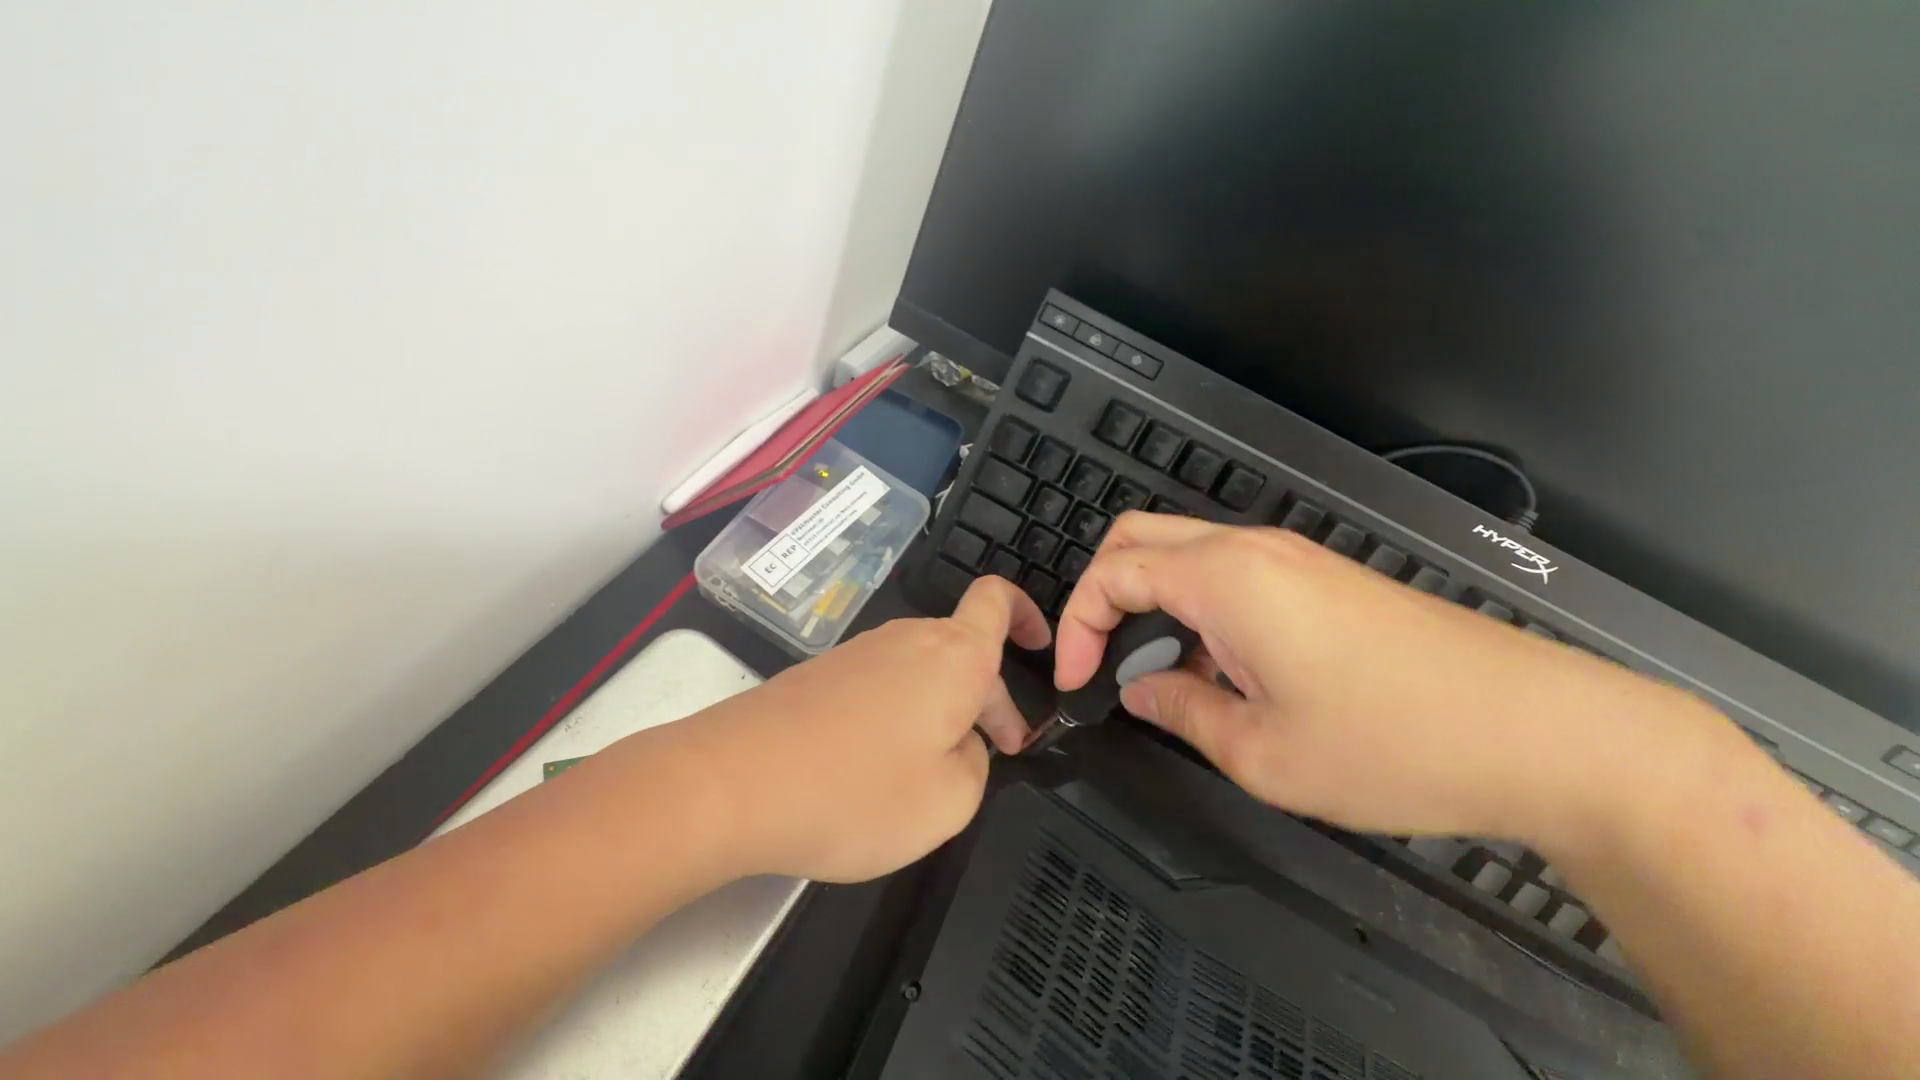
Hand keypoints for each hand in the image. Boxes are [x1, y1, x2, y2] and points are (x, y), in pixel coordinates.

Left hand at [688, 577, 1048, 882]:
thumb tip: (961, 743)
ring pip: (923, 672)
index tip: (1040, 648)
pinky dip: (899, 717)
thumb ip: (977, 766)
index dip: (1027, 615)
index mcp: (952, 656)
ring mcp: (858, 654)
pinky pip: (882, 686)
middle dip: (989, 698)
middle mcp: (907, 640)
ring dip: (944, 711)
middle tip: (999, 754)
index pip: (998, 601)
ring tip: (936, 773)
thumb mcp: (950, 801)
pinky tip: (879, 769)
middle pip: (964, 650)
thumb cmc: (855, 793)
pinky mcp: (820, 677)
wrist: (731, 783)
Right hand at [1053, 513, 1728, 842]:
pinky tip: (1228, 674)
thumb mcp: (1262, 754)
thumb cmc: (1395, 745)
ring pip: (1187, 553)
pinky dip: (1201, 609)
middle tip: (1105, 664)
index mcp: (1227, 579)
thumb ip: (1180, 712)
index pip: (1112, 570)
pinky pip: (1234, 574)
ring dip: (1155, 604)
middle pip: (1140, 537)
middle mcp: (1257, 550)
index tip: (1075, 678)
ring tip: (1171, 682)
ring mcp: (1297, 559)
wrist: (1546, 732)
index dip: (1076, 623)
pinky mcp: (1327, 579)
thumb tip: (1141, 690)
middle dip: (1103, 596)